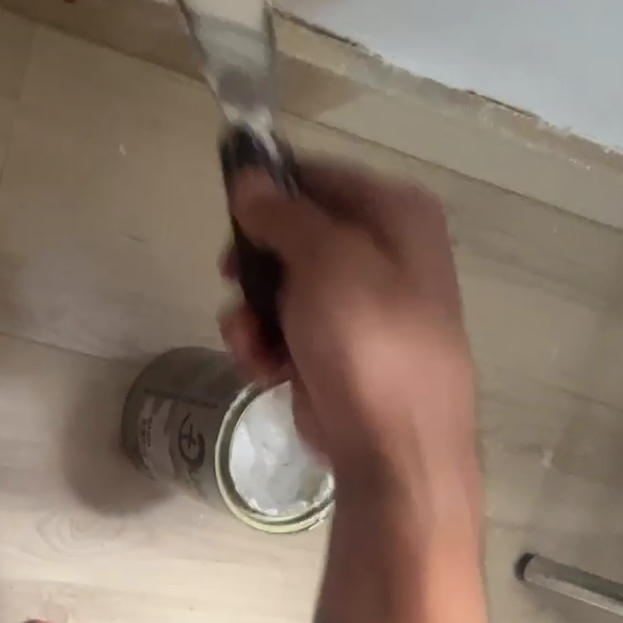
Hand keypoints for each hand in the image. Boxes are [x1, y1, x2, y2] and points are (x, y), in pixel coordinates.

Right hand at [219, 162, 478, 503]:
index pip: (317, 178)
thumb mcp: (325, 261)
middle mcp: (377, 254)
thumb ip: (282, 216)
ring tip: (252, 343)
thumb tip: (248, 178)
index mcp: (393, 216)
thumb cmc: (366, 340)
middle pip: (289, 237)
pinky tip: (264, 368)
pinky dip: (263, 348)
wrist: (390, 443)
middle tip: (230, 279)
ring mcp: (353, 307)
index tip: (228, 213)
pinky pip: (280, 331)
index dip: (269, 192)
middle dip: (254, 267)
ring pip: (276, 289)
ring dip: (251, 316)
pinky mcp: (330, 350)